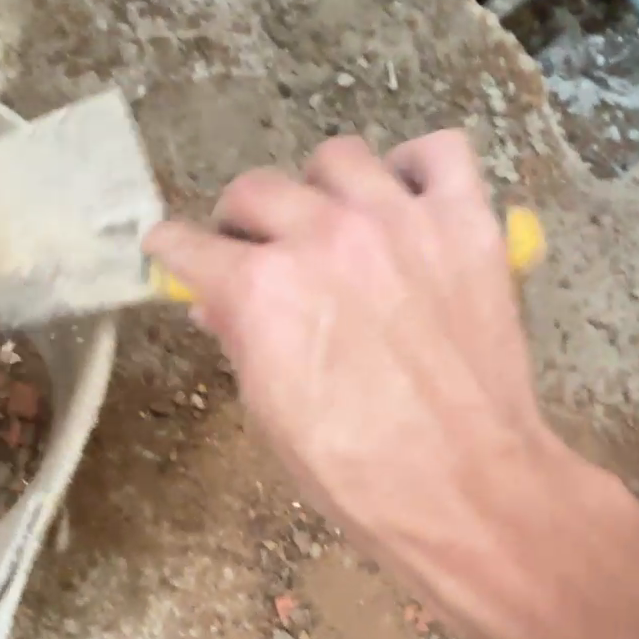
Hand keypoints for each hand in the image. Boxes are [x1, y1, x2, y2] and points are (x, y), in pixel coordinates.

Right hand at [144, 132, 574, 630]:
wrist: (463, 487)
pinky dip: (416, 167)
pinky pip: (439, 151)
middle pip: (253, 188)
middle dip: (239, 221)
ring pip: (337, 157)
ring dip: (319, 190)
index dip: (172, 250)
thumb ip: (237, 337)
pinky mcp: (465, 222)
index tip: (173, 251)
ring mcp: (399, 221)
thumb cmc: (352, 468)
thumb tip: (212, 302)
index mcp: (261, 289)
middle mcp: (323, 236)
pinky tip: (405, 200)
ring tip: (332, 225)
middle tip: (257, 251)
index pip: (187, 244)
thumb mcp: (268, 410)